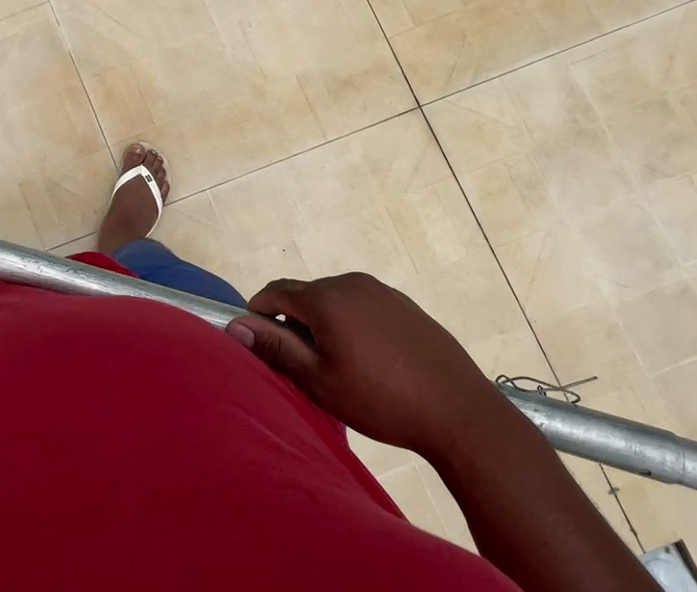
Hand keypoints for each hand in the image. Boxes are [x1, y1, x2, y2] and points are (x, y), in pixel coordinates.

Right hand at [226, 273, 518, 459]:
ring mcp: (382, 291)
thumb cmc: (381, 400)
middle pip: (304, 294)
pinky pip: (362, 305)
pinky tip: (369, 359)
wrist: (461, 414)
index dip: (259, 313)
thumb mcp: (319, 380)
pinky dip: (352, 323)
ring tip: (337, 363)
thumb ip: (276, 348)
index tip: (260, 343)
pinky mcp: (405, 305)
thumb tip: (235, 325)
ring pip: (334, 299)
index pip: (275, 292)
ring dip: (323, 322)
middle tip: (301, 363)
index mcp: (326, 298)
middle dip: (293, 321)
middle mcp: (352, 283)